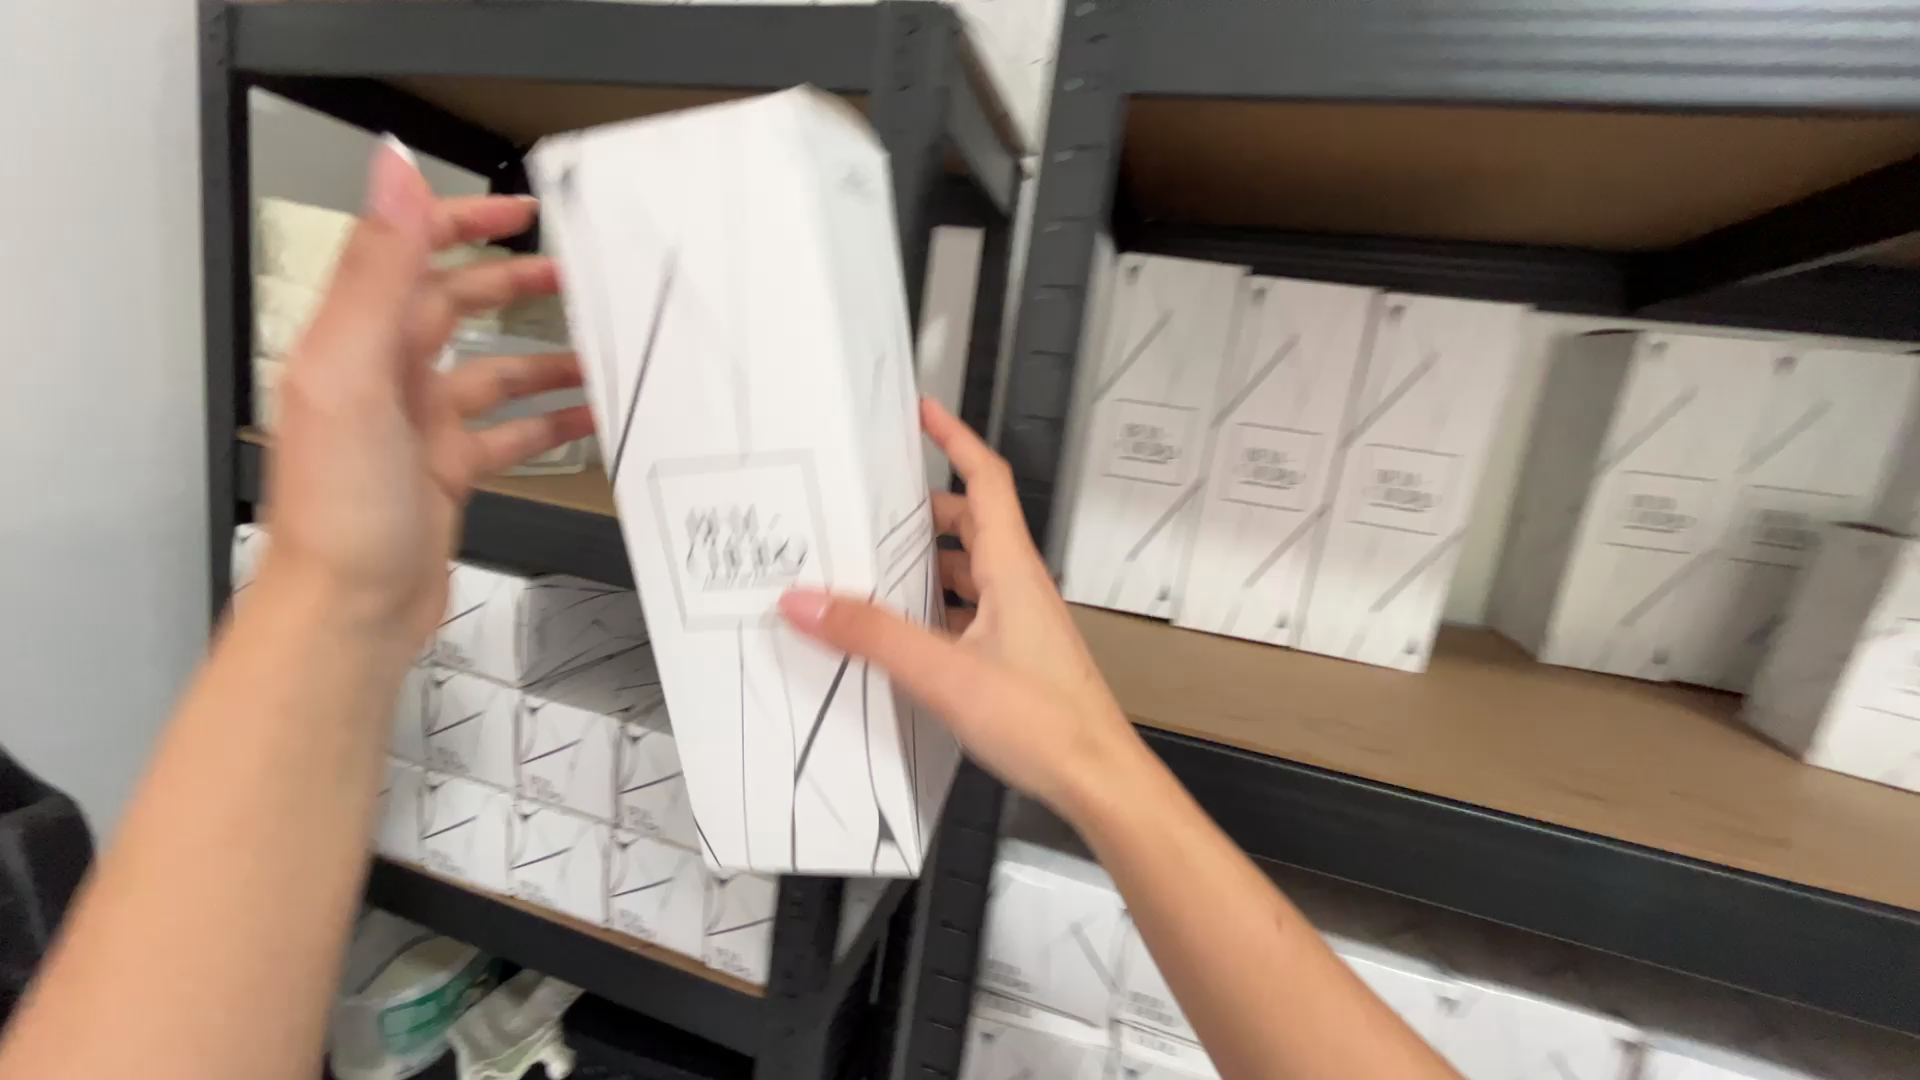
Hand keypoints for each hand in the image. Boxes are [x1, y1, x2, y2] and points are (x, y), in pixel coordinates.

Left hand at [260, 139, 592, 647]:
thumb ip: (377, 276)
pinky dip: (550, 423)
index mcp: (359, 344)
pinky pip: (511, 431)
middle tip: (572, 277)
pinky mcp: (450, 467)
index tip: (519, 212)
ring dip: (546, 361)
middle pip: (459, 310)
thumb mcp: (354, 378)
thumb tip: (393, 176)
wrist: (352, 606)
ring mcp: (422, 425)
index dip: (461, 224)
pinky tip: (584, 422)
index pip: (410, 257)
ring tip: (596, 355)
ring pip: (496, 375)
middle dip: (516, 287)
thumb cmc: (345, 509)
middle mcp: (388, 377)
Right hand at [777, 399, 1143, 812]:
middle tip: (872, 507)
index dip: (954, 439)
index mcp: (1011, 569)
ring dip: (926, 562)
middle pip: (969, 523)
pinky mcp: (1013, 652)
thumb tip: (807, 600)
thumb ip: (873, 635)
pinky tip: (904, 631)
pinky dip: (936, 606)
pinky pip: (969, 609)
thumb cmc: (1044, 722)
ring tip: (873, 567)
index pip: (984, 480)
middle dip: (922, 509)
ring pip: (967, 570)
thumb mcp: (944, 672)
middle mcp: (1017, 585)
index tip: (922, 413)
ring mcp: (1017, 619)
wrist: (1097, 779)